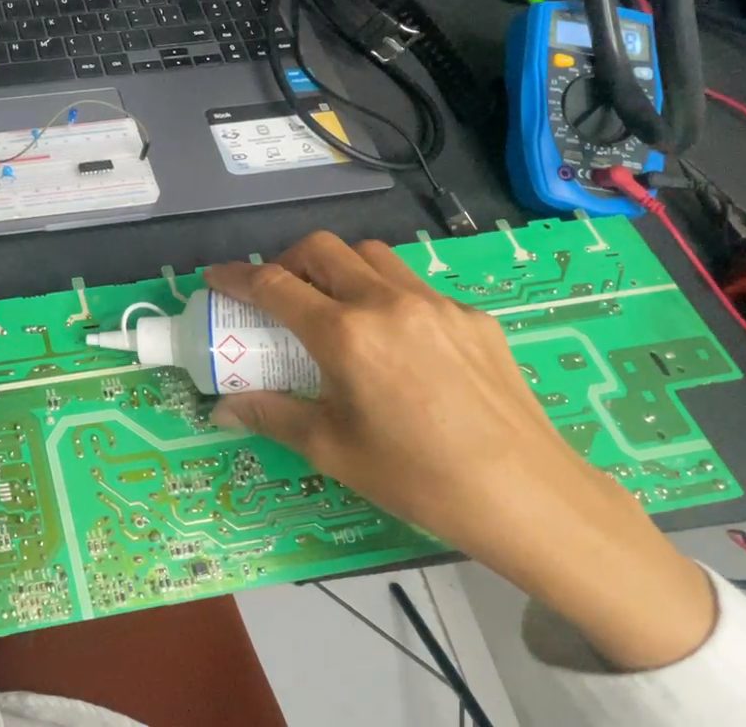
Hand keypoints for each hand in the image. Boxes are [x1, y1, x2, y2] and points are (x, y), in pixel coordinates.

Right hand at [204, 232, 714, 669]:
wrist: (530, 497)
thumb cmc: (417, 477)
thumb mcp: (331, 450)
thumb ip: (271, 416)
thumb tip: (222, 408)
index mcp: (345, 334)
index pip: (272, 284)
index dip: (235, 278)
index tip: (215, 280)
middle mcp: (386, 302)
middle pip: (322, 249)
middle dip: (287, 261)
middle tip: (276, 294)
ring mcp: (436, 304)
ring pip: (372, 256)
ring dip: (339, 268)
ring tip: (333, 307)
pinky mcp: (473, 317)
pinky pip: (414, 286)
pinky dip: (386, 295)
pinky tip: (396, 343)